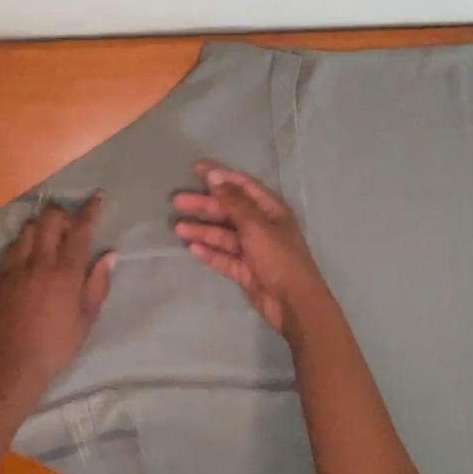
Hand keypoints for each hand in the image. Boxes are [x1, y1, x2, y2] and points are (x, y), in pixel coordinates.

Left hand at [0, 194, 117, 398]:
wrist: (15, 363)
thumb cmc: (58, 344)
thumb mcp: (87, 318)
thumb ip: (98, 282)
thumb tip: (110, 254)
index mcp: (66, 272)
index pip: (80, 229)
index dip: (89, 209)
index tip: (97, 196)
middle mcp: (41, 261)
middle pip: (50, 219)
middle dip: (63, 213)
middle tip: (71, 224)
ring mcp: (17, 266)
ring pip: (29, 228)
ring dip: (43, 225)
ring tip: (51, 237)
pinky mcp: (1, 274)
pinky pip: (13, 245)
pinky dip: (25, 241)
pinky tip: (31, 253)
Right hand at [173, 161, 330, 334]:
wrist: (294, 304)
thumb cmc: (279, 258)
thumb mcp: (256, 226)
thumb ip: (234, 201)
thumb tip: (214, 175)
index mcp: (270, 211)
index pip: (242, 186)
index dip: (220, 175)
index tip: (196, 169)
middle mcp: (262, 227)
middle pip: (229, 211)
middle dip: (204, 205)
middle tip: (178, 202)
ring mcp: (253, 250)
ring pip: (224, 235)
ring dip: (203, 230)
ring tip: (179, 229)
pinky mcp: (246, 271)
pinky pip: (224, 257)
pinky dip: (210, 253)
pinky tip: (193, 249)